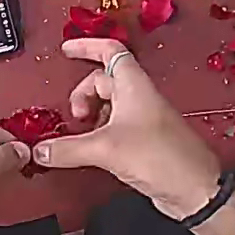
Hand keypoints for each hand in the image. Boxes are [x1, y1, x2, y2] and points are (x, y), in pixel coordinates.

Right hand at [33, 39, 223, 219]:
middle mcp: (138, 97)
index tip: (66, 50)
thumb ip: (69, 149)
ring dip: (91, 116)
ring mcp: (142, 118)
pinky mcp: (144, 140)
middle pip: (103, 81)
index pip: (110, 51)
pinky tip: (92, 150)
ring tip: (82, 136)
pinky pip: (114, 127)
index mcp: (134, 85)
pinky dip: (99, 133)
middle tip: (75, 117)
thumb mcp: (106, 149)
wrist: (194, 189)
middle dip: (82, 95)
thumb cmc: (159, 156)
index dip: (87, 46)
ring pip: (108, 106)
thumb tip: (40, 150)